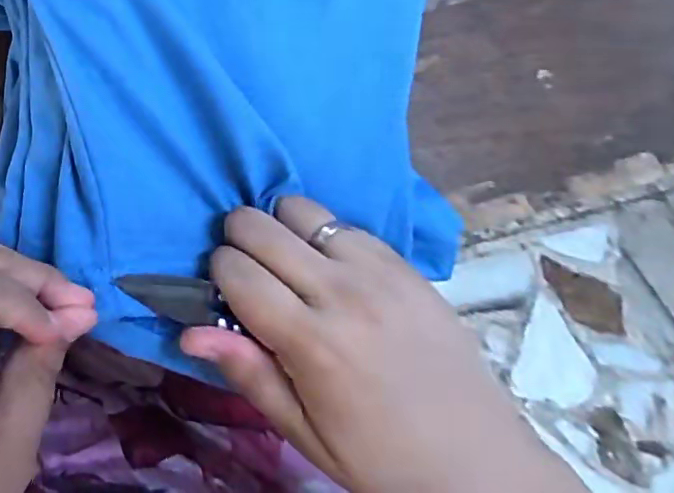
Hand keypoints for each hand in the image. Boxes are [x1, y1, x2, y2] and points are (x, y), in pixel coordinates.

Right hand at [180, 197, 584, 492]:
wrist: (486, 470)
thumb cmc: (382, 461)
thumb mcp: (306, 434)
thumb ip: (248, 373)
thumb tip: (188, 329)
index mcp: (312, 343)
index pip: (233, 269)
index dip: (219, 275)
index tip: (230, 294)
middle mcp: (341, 294)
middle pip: (256, 224)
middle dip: (239, 241)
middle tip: (253, 273)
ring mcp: (377, 272)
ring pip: (297, 207)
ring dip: (281, 228)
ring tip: (293, 264)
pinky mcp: (405, 264)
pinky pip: (343, 222)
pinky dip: (324, 236)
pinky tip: (335, 270)